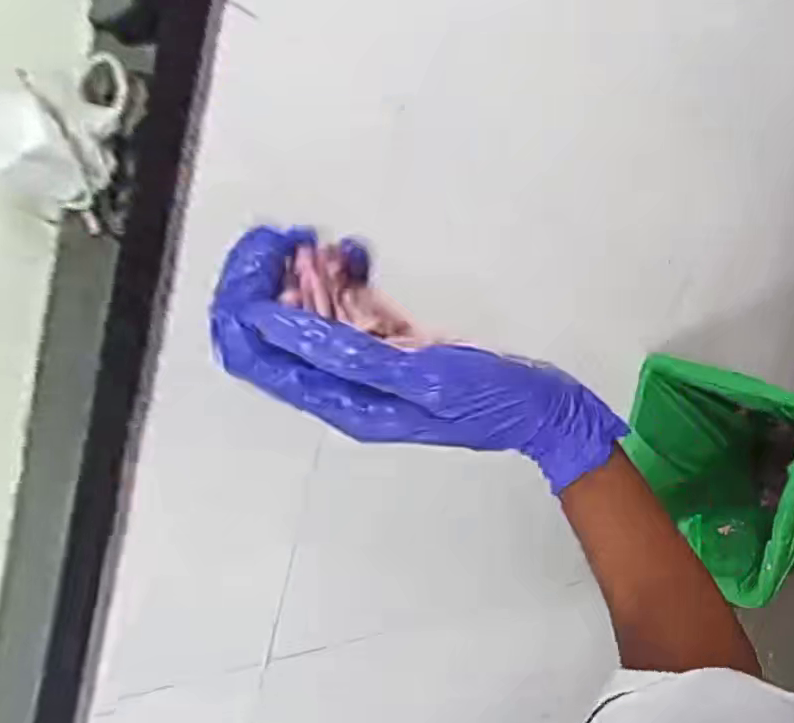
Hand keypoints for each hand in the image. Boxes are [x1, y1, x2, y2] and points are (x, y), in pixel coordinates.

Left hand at [209, 225, 628, 492]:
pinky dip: (346, 284)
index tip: (269, 250)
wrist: (546, 411)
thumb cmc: (498, 403)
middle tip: (298, 238)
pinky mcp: (399, 356)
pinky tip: (358, 263)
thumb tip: (272, 322)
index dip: (247, 295)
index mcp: (348, 403)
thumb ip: (347, 354)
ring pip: (310, 318)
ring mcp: (374, 372)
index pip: (257, 350)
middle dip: (276, 277)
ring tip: (334, 248)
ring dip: (312, 275)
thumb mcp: (424, 376)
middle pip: (275, 330)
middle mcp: (351, 390)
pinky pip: (350, 315)